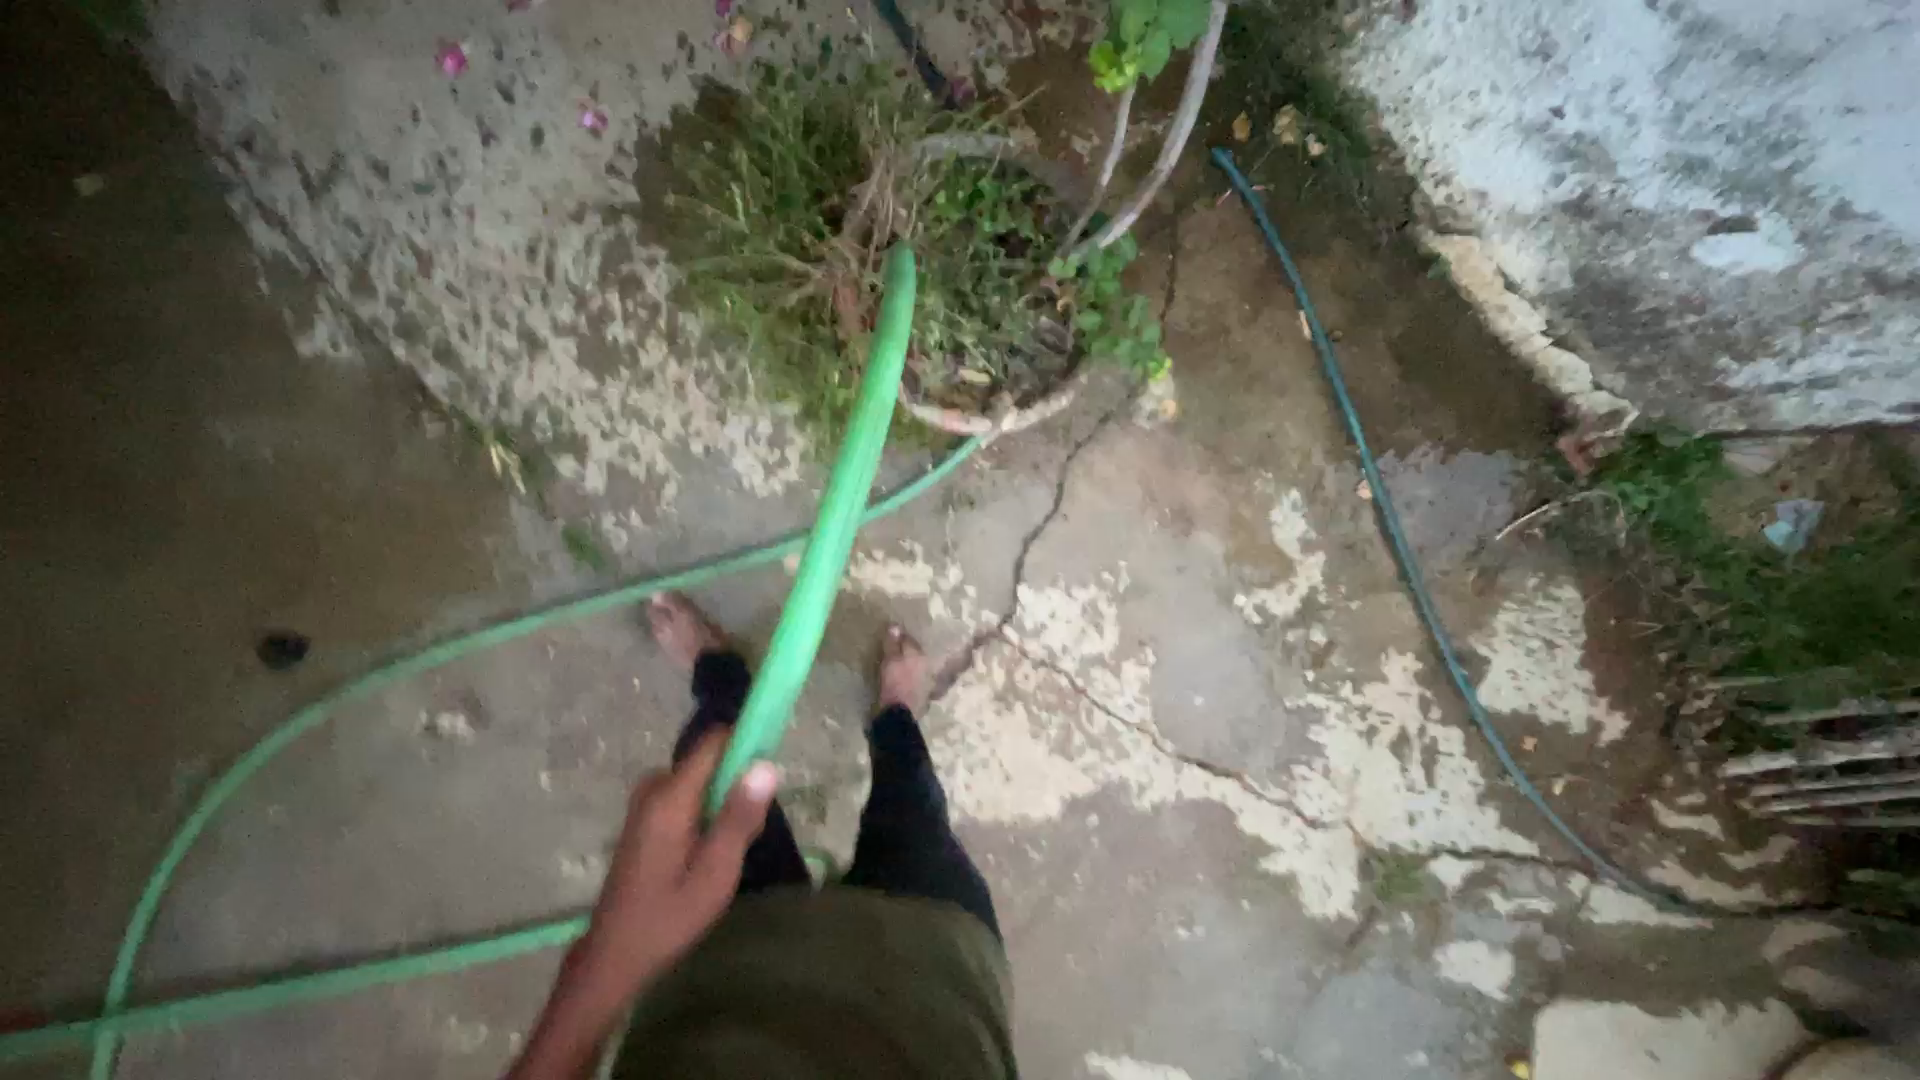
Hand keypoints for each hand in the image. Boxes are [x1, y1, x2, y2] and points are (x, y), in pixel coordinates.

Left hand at [504, 735, 776, 1079]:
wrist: (613, 958)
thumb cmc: (668, 918)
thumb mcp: (715, 873)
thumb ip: (739, 817)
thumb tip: (766, 764)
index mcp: (670, 797)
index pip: (714, 742)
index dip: (746, 741)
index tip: (772, 767)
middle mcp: (653, 789)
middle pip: (709, 761)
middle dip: (737, 783)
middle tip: (749, 831)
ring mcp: (645, 804)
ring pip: (700, 780)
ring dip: (723, 803)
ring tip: (729, 850)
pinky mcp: (644, 820)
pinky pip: (687, 796)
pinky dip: (706, 813)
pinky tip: (708, 854)